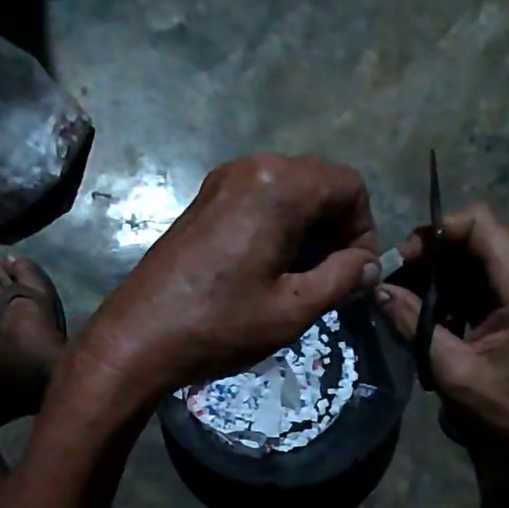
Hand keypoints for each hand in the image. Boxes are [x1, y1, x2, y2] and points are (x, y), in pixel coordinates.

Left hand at [76, 155, 382, 399]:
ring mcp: (221, 183)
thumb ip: (342, 278)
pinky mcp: (203, 203)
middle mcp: (250, 169)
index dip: (363, 229)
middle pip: (320, 183)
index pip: (349, 186)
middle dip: (337, 228)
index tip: (355, 273)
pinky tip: (270, 269)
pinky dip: (278, 227)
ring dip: (308, 229)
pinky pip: (259, 201)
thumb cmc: (219, 325)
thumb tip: (370, 264)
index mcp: (277, 186)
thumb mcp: (292, 309)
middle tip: (332, 278)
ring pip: (290, 192)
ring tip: (302, 279)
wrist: (138, 338)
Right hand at [375, 204, 508, 457]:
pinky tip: (427, 310)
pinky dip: (452, 286)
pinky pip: (482, 276)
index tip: (400, 263)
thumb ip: (413, 324)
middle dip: (430, 254)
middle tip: (394, 283)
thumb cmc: (506, 408)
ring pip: (476, 254)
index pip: (477, 222)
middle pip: (475, 235)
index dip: (433, 233)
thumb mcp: (451, 369)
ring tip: (404, 297)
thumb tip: (377, 290)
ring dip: (438, 271)